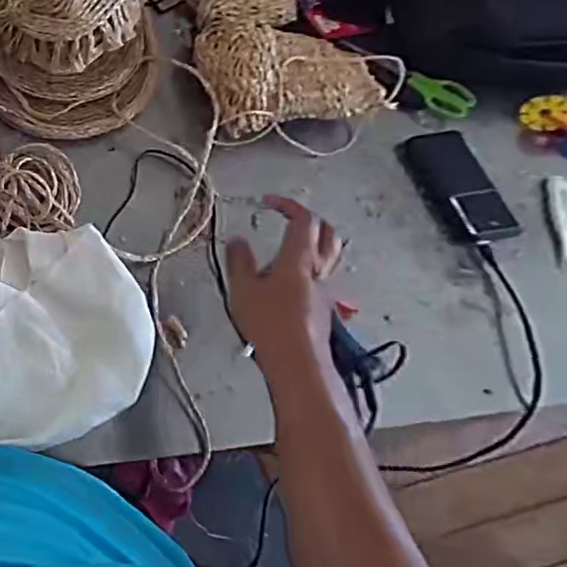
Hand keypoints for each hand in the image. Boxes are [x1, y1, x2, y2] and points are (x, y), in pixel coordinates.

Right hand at [225, 196, 343, 391]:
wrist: (298, 363)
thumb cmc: (269, 323)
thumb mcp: (242, 288)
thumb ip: (239, 260)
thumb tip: (238, 241)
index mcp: (299, 260)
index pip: (304, 220)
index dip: (288, 205)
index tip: (269, 202)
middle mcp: (317, 272)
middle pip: (328, 235)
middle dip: (310, 220)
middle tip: (288, 216)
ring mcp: (324, 292)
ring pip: (328, 257)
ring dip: (313, 243)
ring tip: (288, 245)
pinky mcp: (322, 309)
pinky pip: (320, 278)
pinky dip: (307, 268)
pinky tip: (287, 280)